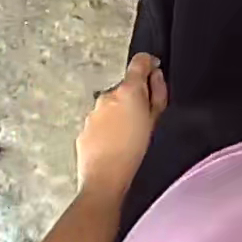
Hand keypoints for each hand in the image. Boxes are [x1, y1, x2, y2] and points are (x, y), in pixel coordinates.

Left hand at [76, 53, 167, 199]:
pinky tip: (113, 144)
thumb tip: (155, 76)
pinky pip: (99, 121)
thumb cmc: (134, 150)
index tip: (154, 71)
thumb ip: (158, 92)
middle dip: (134, 96)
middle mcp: (108, 95)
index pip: (139, 61)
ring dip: (119, 112)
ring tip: (127, 136)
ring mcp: (93, 111)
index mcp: (128, 89)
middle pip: (125, 87)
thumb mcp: (155, 120)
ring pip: (111, 105)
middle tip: (142, 118)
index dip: (149, 63)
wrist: (104, 180)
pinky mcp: (84, 128)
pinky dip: (107, 127)